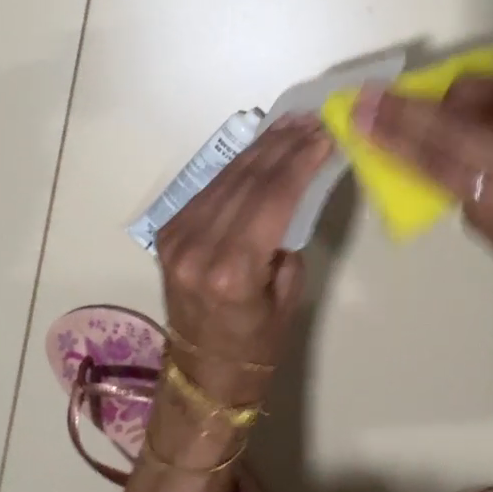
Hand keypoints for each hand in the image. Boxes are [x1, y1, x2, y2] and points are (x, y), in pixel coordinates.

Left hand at [155, 114, 331, 406]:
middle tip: (310, 118)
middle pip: (247, 179)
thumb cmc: (257, 344)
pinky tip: (261, 146)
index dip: (300, 160)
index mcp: (231, 270)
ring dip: (261, 146)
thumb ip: (287, 237)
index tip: (324, 133)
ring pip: (226, 176)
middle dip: (282, 144)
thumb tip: (293, 187)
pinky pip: (210, 188)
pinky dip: (238, 165)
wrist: (204, 373)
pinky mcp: (169, 231)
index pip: (272, 197)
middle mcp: (198, 247)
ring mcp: (178, 236)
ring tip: (290, 123)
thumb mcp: (289, 295)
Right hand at [352, 73, 492, 304]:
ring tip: (418, 102)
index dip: (397, 139)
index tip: (361, 120)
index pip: (440, 164)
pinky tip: (461, 97)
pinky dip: (477, 89)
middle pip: (454, 126)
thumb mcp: (488, 233)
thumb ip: (454, 187)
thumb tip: (415, 147)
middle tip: (369, 96)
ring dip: (442, 95)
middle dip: (405, 109)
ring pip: (483, 95)